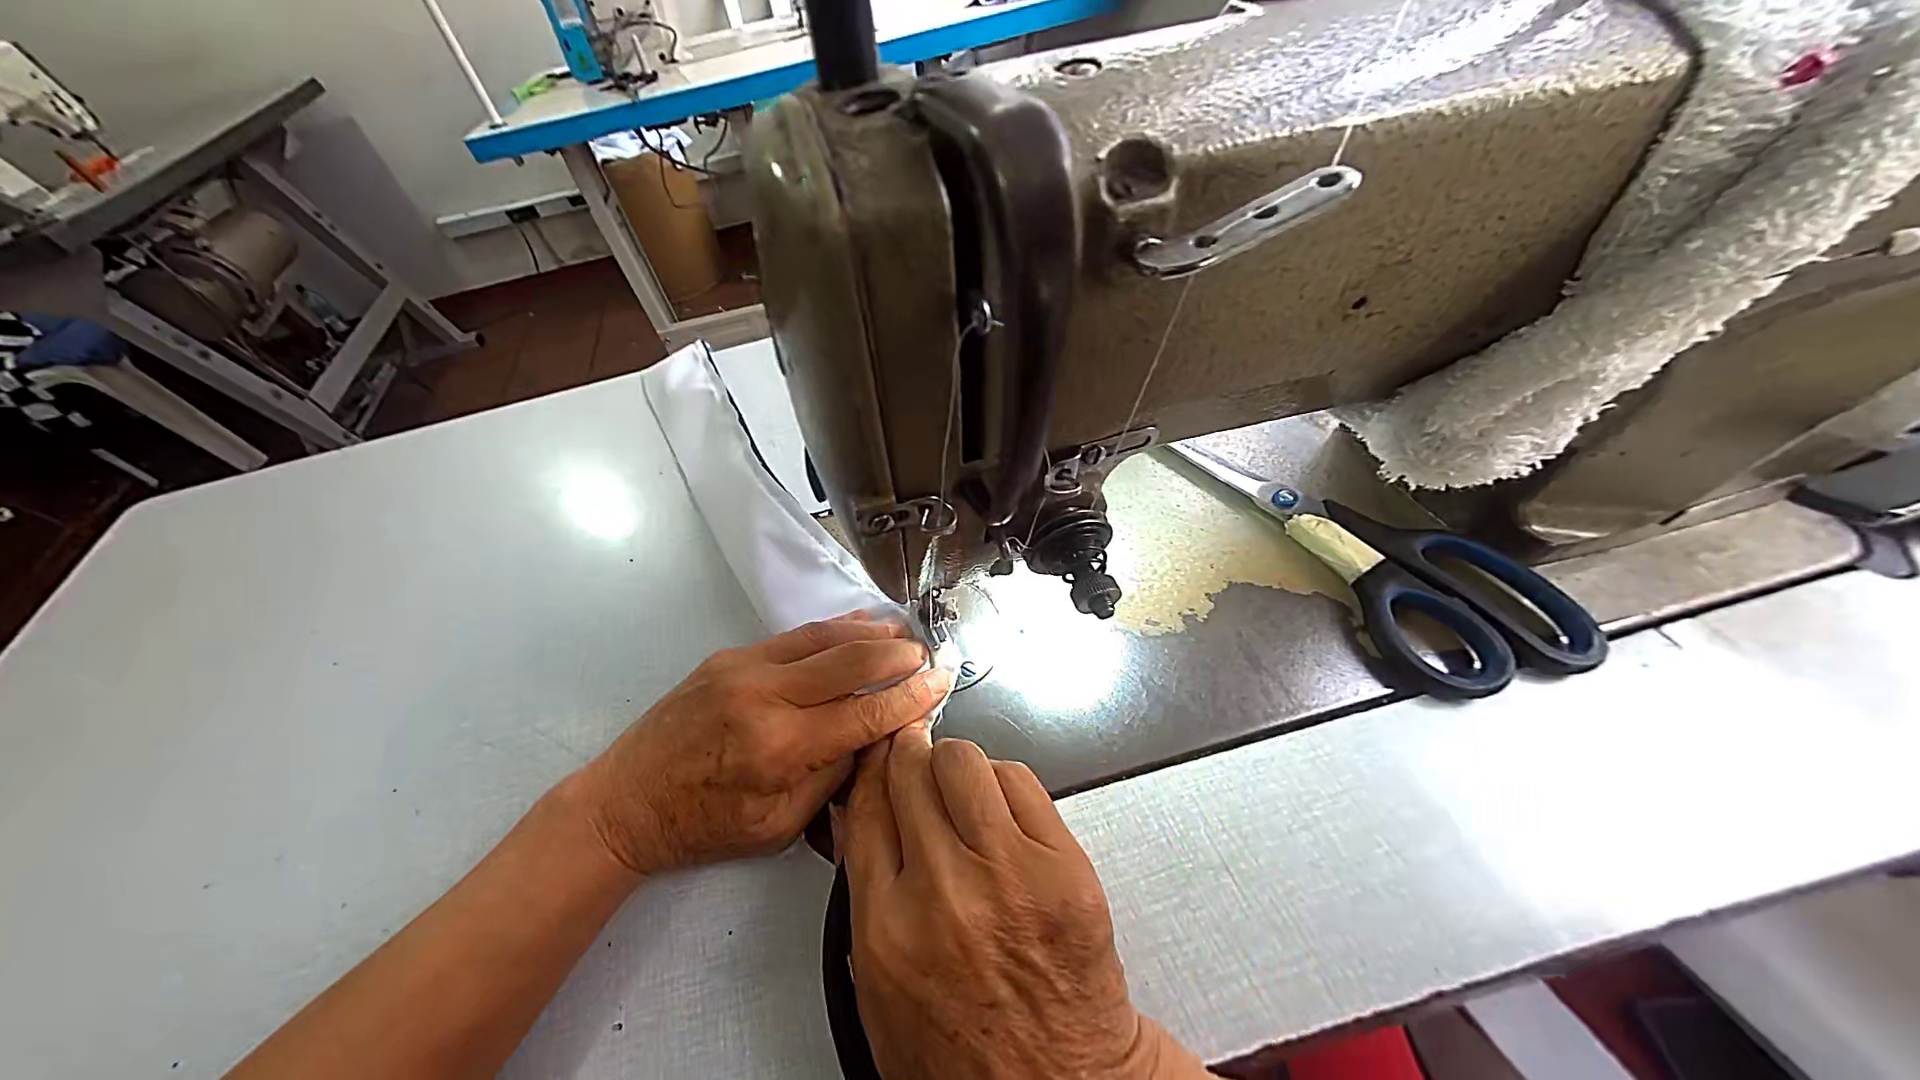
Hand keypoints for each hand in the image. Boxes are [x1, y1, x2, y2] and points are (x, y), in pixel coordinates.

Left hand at [577, 611, 952, 874]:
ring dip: (870, 632)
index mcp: (780, 748)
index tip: (942, 683)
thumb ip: (832, 777)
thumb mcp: (778, 827)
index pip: (865, 714)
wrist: (623, 802)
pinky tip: (856, 624)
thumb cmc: (702, 826)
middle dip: (899, 655)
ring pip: (824, 636)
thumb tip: (875, 736)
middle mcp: (765, 697)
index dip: (911, 697)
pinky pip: (794, 636)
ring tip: (902, 633)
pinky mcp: (729, 656)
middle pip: (851, 661)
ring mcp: (744, 668)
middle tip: (927, 656)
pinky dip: (833, 629)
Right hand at [840, 724, 1211, 1079]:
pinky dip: (1003, 779)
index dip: (871, 768)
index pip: (865, 805)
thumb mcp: (881, 988)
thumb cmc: (970, 1054)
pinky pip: (1020, 779)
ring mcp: (1008, 874)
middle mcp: (945, 893)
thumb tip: (854, 818)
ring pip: (964, 762)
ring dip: (955, 762)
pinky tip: (1000, 803)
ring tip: (959, 781)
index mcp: (888, 928)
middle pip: (911, 772)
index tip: (879, 756)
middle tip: (917, 756)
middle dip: (909, 756)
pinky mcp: (1062, 865)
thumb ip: (861, 895)